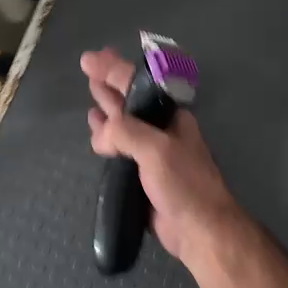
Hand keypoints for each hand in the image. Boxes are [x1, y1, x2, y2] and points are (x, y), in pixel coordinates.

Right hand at [82, 48, 287, 287]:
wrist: (199, 229)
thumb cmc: (184, 184)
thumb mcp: (156, 150)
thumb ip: (126, 132)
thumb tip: (102, 130)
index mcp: (170, 117)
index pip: (138, 85)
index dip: (114, 70)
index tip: (91, 58)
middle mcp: (161, 129)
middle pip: (130, 99)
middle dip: (110, 82)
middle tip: (88, 66)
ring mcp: (152, 152)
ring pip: (124, 122)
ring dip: (107, 108)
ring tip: (91, 95)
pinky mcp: (143, 174)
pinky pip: (120, 148)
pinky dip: (107, 137)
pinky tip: (95, 133)